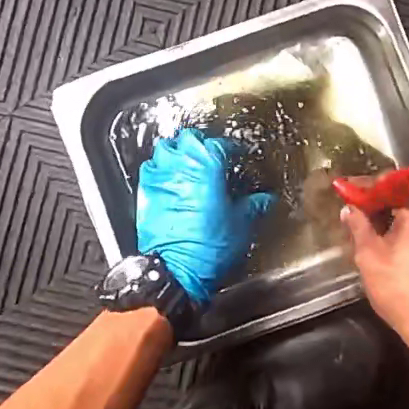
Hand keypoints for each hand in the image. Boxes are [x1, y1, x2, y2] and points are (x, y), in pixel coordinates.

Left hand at [136, 129, 275, 301]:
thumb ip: (253, 205)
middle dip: (201, 144)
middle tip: (211, 157)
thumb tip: (264, 199)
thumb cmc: (207, 247)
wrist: (175, 271)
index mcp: (207, 163)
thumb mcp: (241, 223)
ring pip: (166, 149)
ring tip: (188, 165)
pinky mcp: (144, 190)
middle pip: (190, 138)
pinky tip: (170, 182)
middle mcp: (181, 162)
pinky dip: (161, 171)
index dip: (232, 150)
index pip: (221, 144)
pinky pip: (151, 169)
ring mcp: (159, 174)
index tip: (237, 156)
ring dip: (177, 153)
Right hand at [342, 195, 408, 359]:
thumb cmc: (403, 293)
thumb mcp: (370, 258)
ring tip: (380, 229)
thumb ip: (359, 227)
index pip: (389, 184)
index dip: (365, 187)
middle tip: (361, 212)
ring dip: (402, 216)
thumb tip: (350, 209)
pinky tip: (403, 244)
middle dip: (384, 201)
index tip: (346, 190)